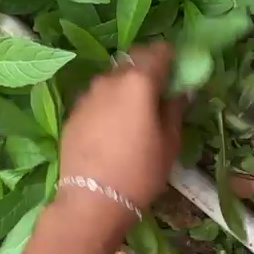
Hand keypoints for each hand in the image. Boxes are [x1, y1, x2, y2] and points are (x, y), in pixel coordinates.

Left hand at [58, 43, 184, 221]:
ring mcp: (88, 95)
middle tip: (159, 90)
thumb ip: (175, 109)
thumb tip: (179, 92)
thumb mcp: (169, 143)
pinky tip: (113, 126)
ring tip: (135, 110)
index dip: (171, 58)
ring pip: (112, 79)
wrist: (92, 201)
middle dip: (148, 68)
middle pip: (133, 61)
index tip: (178, 71)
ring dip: (126, 85)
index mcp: (139, 82)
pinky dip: (108, 102)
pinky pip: (97, 98)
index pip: (159, 52)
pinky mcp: (73, 112)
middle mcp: (110, 80)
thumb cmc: (139, 172)